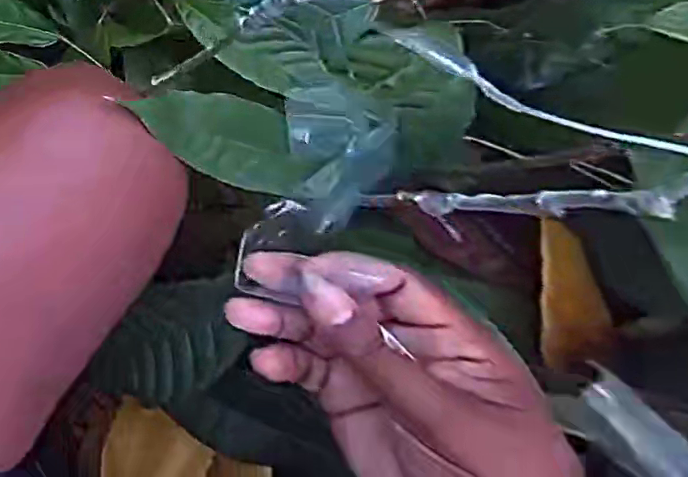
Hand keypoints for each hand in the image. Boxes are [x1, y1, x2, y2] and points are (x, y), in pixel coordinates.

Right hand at [224, 252, 579, 476]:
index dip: (345, 271)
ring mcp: (371, 369)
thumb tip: (318, 289)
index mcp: (448, 338)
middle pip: (342, 298)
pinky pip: (305, 366)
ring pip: (314, 328)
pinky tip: (265, 363)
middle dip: (295, 285)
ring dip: (275, 320)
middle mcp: (403, 342)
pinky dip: (281, 360)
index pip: (392, 283)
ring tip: (240, 316)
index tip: (303, 272)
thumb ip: (377, 353)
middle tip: (252, 273)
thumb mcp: (443, 417)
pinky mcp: (344, 395)